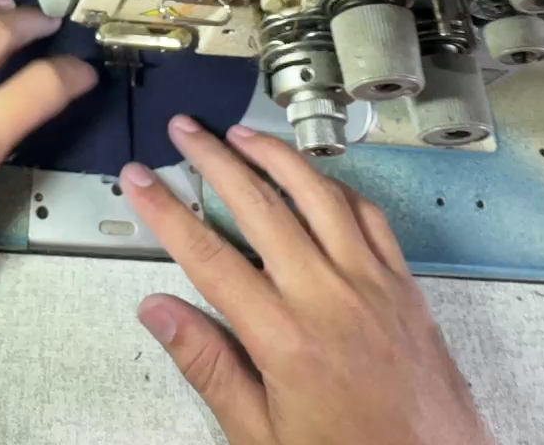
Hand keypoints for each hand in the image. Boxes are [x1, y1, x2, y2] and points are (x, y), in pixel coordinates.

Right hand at [121, 117, 491, 444]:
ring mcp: (371, 283)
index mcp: (286, 340)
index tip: (139, 178)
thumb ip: (208, 366)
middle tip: (185, 129)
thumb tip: (156, 309)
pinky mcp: (404, 284)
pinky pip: (368, 215)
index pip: (208, 256)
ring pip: (316, 194)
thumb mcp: (262, 439)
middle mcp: (328, 297)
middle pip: (258, 206)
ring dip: (273, 154)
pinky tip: (312, 176)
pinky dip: (334, 185)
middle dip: (214, 159)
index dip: (166, 210)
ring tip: (239, 132)